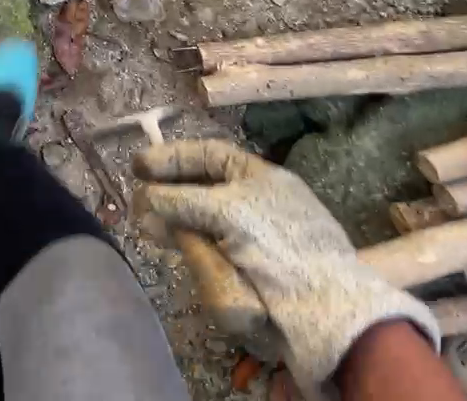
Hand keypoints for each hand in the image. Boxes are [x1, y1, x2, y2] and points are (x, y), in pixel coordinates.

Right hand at [132, 141, 437, 387]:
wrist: (327, 312)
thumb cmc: (278, 245)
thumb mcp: (223, 211)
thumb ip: (177, 200)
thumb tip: (142, 200)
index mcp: (262, 178)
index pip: (208, 154)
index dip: (171, 157)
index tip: (139, 167)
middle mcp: (258, 203)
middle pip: (202, 187)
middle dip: (168, 193)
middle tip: (140, 202)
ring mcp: (256, 237)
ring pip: (203, 220)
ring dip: (176, 222)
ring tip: (152, 228)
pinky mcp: (253, 270)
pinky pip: (213, 251)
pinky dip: (193, 249)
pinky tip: (178, 250)